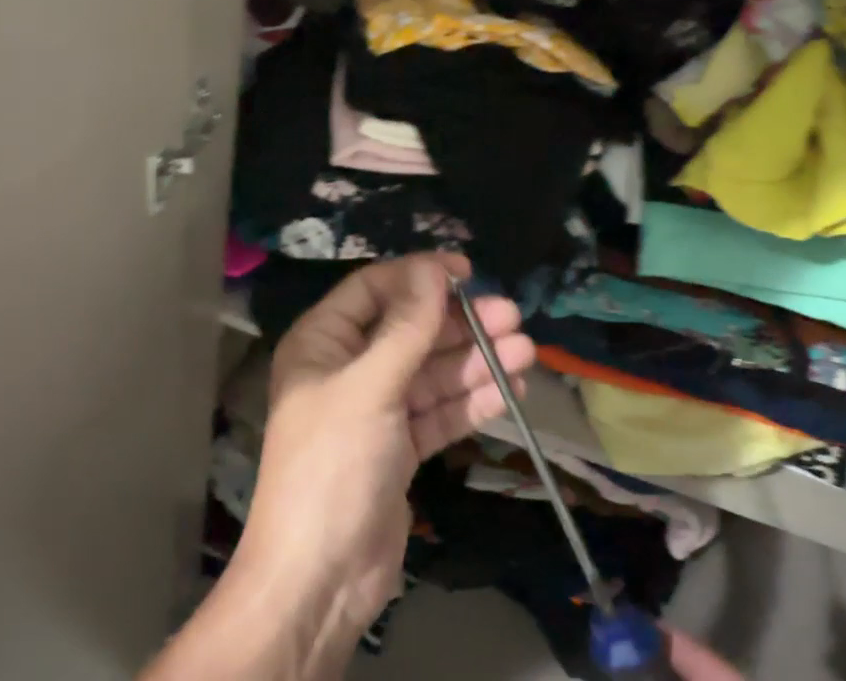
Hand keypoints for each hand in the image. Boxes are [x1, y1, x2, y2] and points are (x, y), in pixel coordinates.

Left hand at [238, 253, 535, 668]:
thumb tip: (433, 269)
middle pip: (409, 332)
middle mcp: (345, 370)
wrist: (320, 575)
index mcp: (321, 344)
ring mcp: (373, 412)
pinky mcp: (397, 450)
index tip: (468, 272)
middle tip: (513, 317)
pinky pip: (437, 413)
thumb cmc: (333, 466)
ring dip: (474, 362)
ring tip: (525, 351)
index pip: (373, 291)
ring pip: (429, 374)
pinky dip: (469, 402)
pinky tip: (508, 390)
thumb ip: (406, 329)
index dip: (419, 278)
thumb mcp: (369, 388)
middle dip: (459, 325)